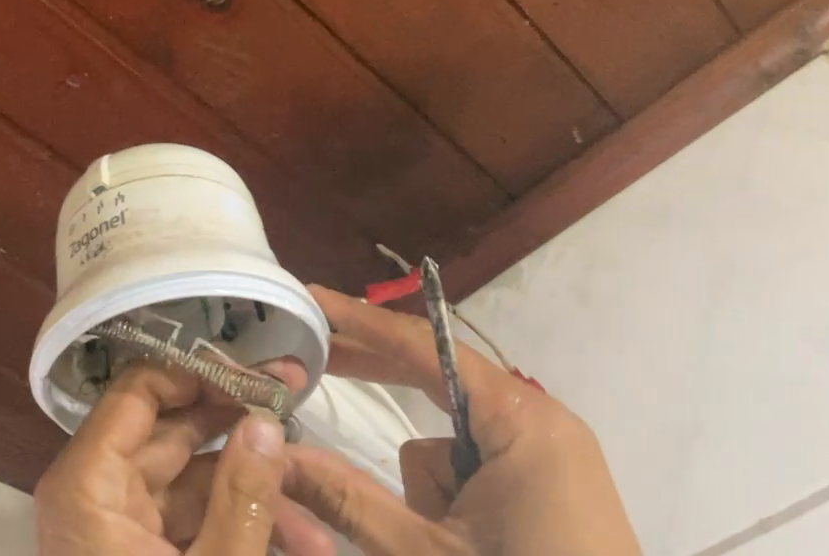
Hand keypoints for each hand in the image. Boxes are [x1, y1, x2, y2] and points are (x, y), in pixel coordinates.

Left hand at [34, 361, 326, 553]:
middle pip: (172, 432)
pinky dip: (240, 524)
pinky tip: (300, 542)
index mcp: (88, 483)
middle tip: (300, 401)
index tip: (258, 371)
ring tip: (319, 509)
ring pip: (192, 480)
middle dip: (242, 429)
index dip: (198, 372)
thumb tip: (264, 421)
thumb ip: (242, 498)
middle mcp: (96, 492)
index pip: (139, 391)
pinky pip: (194, 521)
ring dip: (254, 488)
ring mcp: (119, 526)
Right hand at [283, 285, 640, 555]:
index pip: (423, 346)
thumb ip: (348, 500)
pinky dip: (452, 501)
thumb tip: (277, 456)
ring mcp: (549, 458)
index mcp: (520, 421)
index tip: (310, 297)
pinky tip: (457, 545)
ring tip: (440, 544)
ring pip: (451, 444)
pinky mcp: (551, 491)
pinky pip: (476, 470)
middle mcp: (539, 423)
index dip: (361, 320)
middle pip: (436, 378)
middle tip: (313, 364)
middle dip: (377, 380)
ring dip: (426, 487)